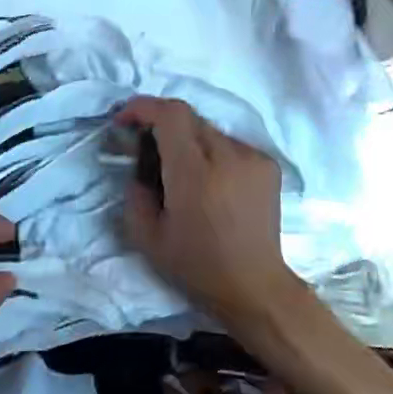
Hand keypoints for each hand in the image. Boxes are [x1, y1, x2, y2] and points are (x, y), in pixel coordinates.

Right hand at [116, 96, 300, 330]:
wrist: (254, 286)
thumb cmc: (196, 265)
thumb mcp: (147, 236)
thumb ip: (135, 191)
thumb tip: (138, 162)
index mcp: (195, 173)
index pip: (170, 114)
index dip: (143, 107)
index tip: (124, 122)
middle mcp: (228, 155)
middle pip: (188, 117)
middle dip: (161, 124)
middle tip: (146, 149)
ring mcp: (253, 157)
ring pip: (209, 130)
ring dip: (188, 140)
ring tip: (180, 172)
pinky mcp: (268, 164)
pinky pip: (230, 144)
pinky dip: (212, 153)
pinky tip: (210, 182)